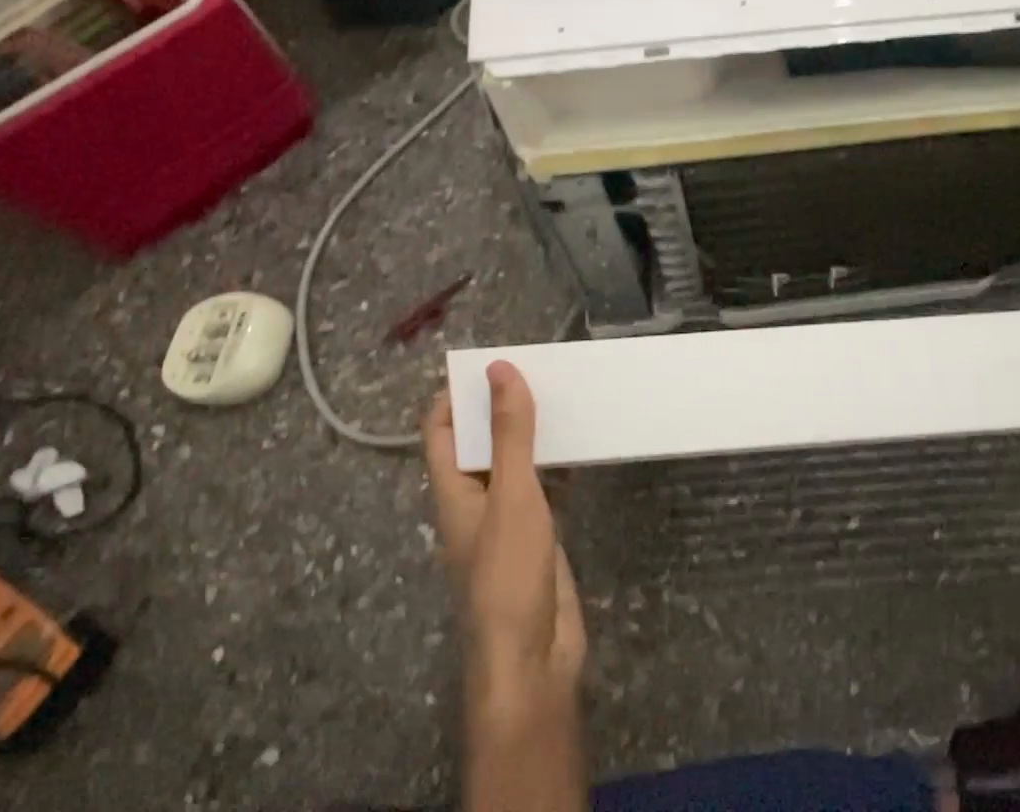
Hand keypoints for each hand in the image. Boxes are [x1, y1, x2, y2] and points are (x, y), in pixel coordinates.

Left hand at [421, 362, 585, 715]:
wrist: (531, 656)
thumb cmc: (509, 574)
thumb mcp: (511, 495)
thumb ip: (510, 434)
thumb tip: (499, 369)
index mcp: (452, 493)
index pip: (439, 433)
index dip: (453, 397)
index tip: (486, 364)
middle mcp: (474, 506)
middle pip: (476, 448)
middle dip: (497, 411)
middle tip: (536, 373)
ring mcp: (506, 526)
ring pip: (511, 469)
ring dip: (528, 438)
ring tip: (561, 401)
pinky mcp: (537, 543)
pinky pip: (541, 493)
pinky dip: (555, 468)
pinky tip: (580, 453)